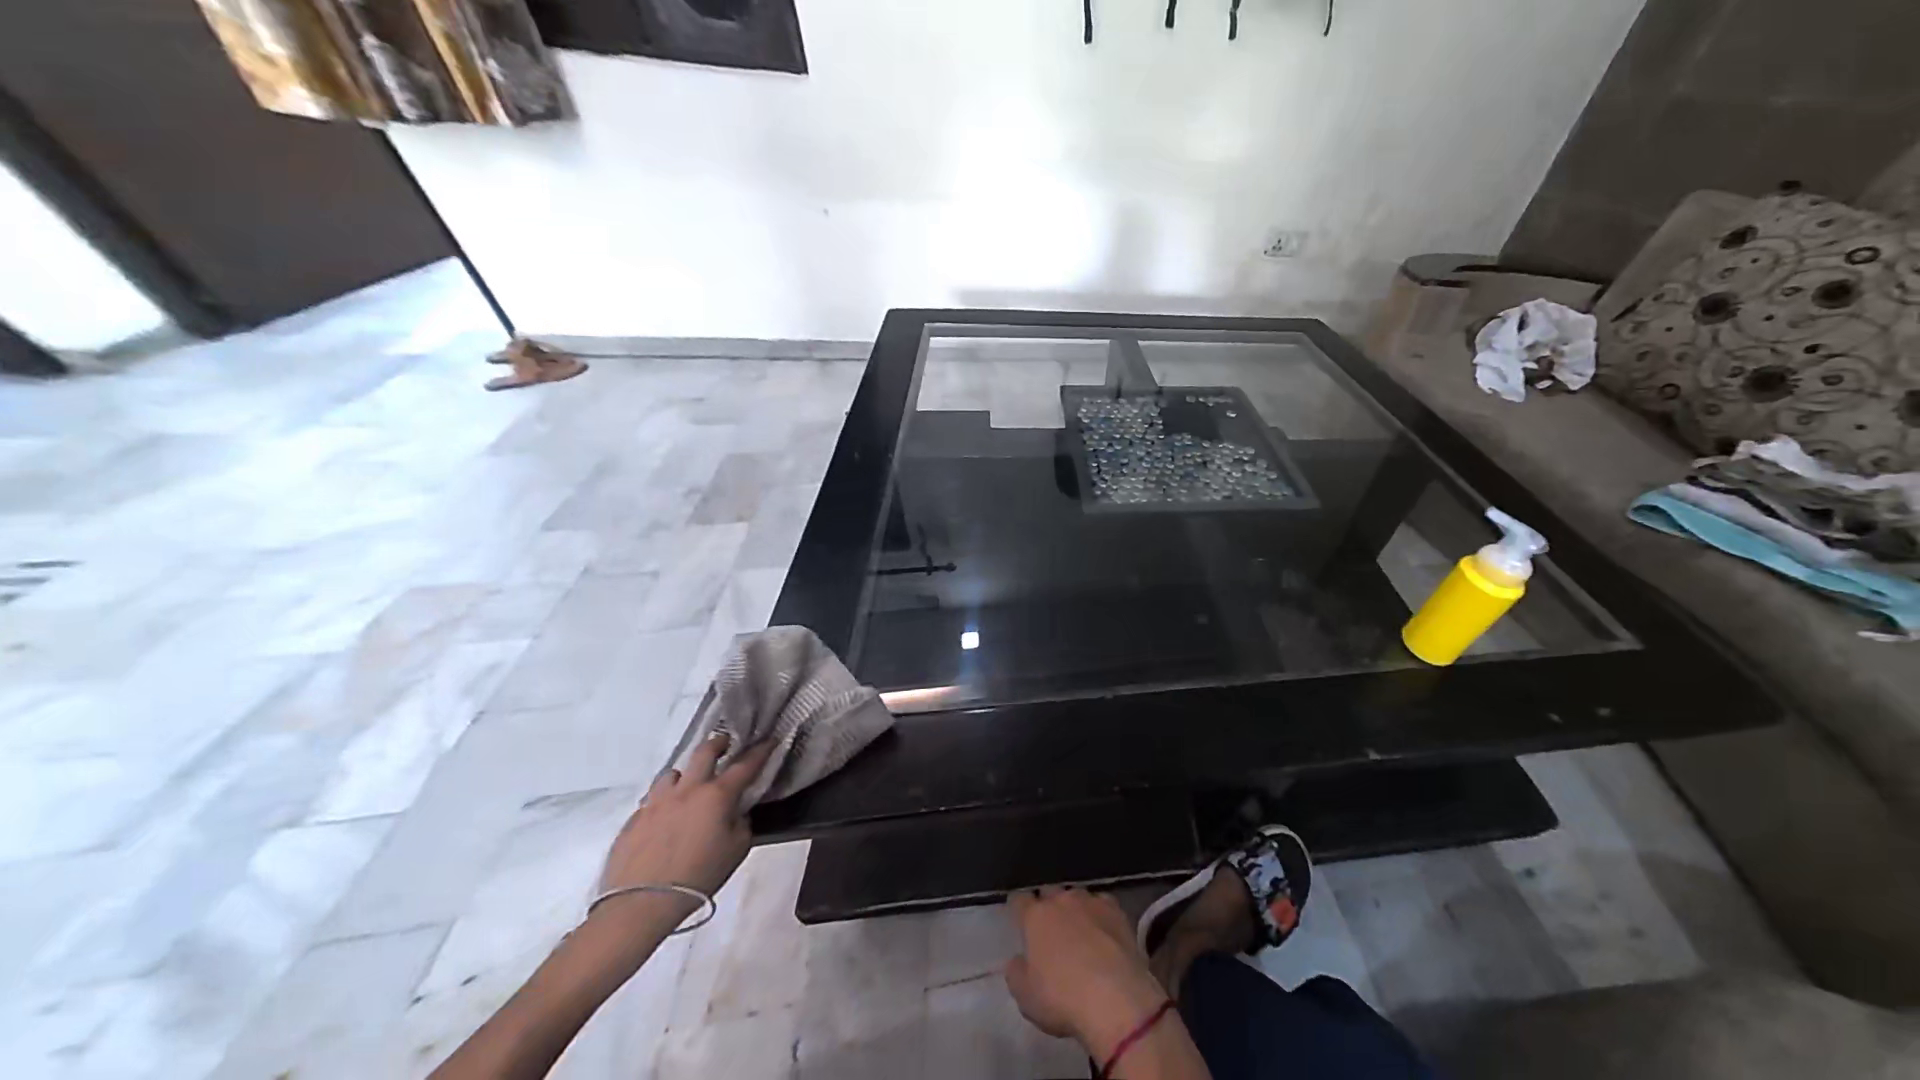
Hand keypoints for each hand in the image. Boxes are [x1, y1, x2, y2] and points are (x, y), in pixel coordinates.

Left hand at [598, 734, 775, 903]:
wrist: (641, 902)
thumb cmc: (698, 877)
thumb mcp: (736, 851)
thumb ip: (741, 824)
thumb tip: (736, 812)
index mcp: (716, 796)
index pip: (744, 766)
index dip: (760, 751)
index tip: (768, 741)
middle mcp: (687, 790)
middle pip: (704, 753)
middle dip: (718, 744)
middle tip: (724, 744)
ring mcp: (657, 801)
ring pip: (672, 773)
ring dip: (685, 775)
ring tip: (688, 786)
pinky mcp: (635, 818)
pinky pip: (653, 800)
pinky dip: (664, 802)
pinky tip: (665, 819)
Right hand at [1004, 887, 1170, 1059]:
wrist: (1117, 1001)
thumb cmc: (1063, 999)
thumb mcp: (1025, 996)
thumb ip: (1016, 972)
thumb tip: (1019, 960)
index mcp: (1034, 916)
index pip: (1019, 900)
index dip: (1018, 908)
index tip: (1019, 919)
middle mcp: (1061, 901)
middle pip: (1049, 893)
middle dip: (1047, 906)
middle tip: (1049, 929)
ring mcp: (1091, 903)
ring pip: (1077, 896)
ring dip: (1074, 909)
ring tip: (1079, 929)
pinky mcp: (1118, 913)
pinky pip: (1103, 904)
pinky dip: (1100, 914)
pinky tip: (1103, 930)